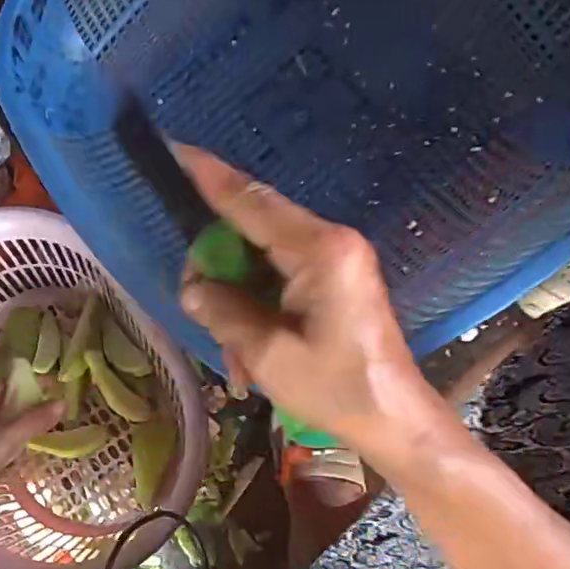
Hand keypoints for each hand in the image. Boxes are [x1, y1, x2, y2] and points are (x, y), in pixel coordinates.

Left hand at [0, 384, 62, 516]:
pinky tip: (18, 452)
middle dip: (24, 406)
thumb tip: (63, 401)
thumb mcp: (5, 440)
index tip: (53, 392)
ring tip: (41, 431)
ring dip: (15, 426)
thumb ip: (33, 421)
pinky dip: (6, 443)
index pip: (4, 384)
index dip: (28, 386)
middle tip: (52, 413)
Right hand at [175, 146, 445, 454]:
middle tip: (199, 310)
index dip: (211, 178)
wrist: (391, 419)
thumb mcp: (268, 355)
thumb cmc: (336, 388)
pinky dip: (256, 315)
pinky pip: (277, 284)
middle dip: (217, 271)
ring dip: (236, 306)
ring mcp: (333, 264)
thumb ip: (225, 313)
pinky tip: (251, 357)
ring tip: (237, 357)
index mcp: (320, 252)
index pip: (253, 204)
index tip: (177, 150)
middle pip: (251, 234)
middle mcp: (329, 245)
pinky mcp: (332, 285)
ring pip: (259, 264)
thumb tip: (194, 288)